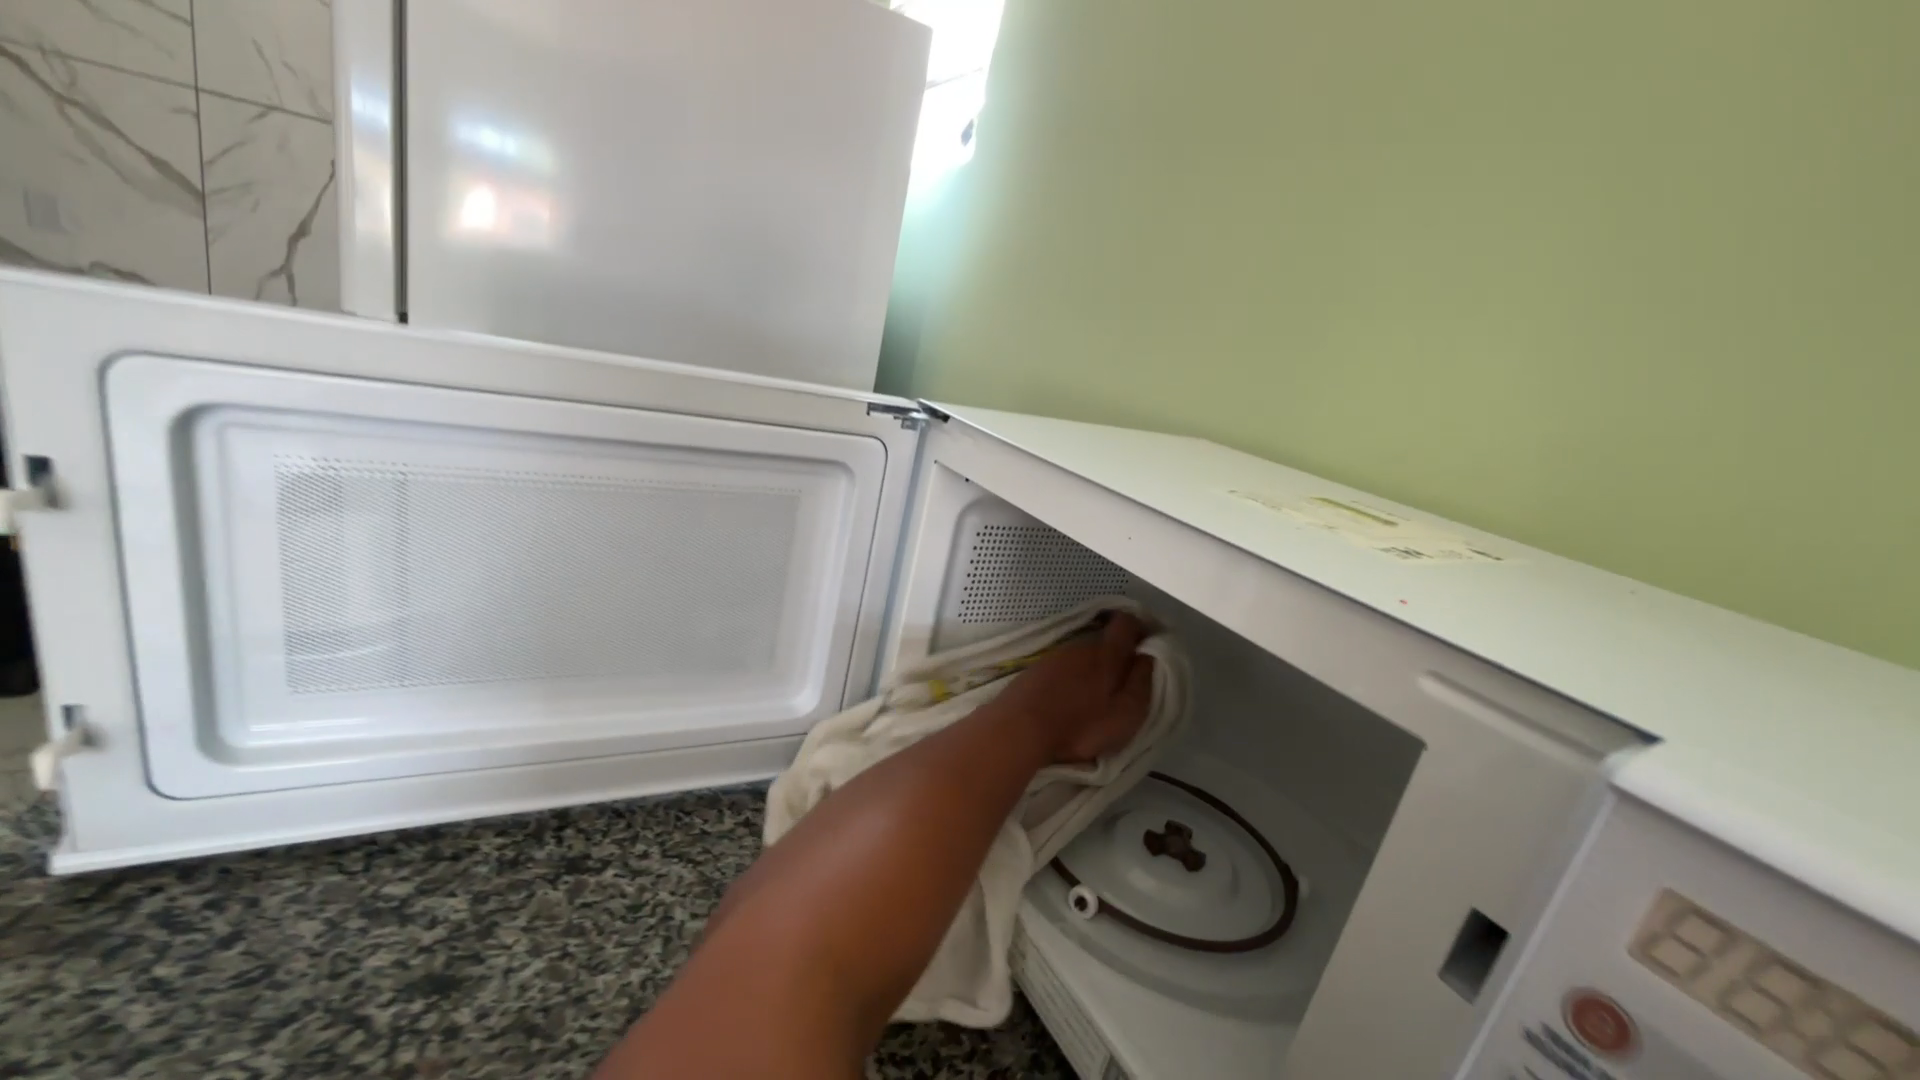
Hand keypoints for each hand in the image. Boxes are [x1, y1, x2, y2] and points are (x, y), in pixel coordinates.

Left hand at [991, 612, 1154, 764]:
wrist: (1019, 728)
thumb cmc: (1079, 725)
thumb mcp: (1124, 714)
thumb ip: (1141, 683)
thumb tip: (1149, 656)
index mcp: (1106, 655)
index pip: (1127, 623)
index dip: (1140, 629)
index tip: (1147, 645)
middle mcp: (1080, 647)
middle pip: (1105, 641)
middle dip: (1117, 656)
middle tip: (1121, 683)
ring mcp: (1055, 657)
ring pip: (1082, 655)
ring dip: (1091, 670)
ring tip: (1092, 697)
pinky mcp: (1036, 669)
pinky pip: (1062, 667)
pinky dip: (1070, 679)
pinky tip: (1067, 699)